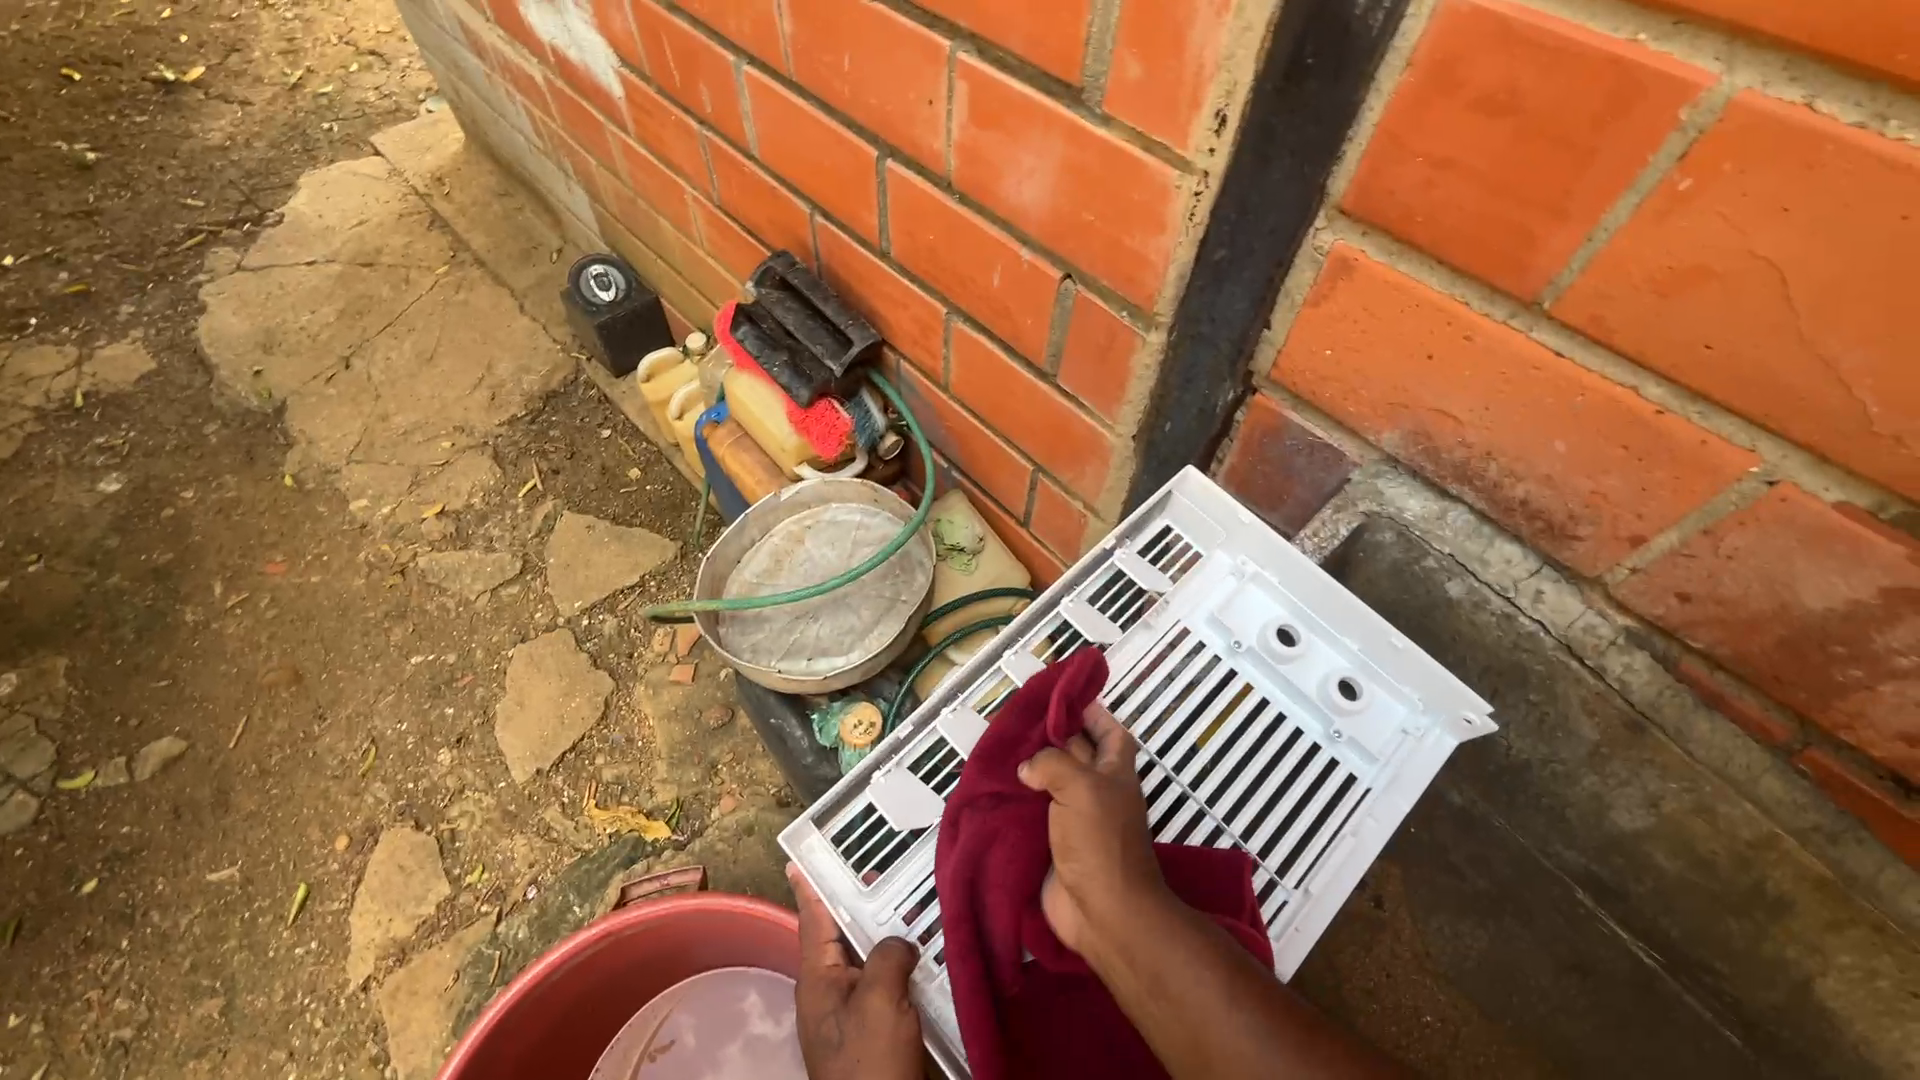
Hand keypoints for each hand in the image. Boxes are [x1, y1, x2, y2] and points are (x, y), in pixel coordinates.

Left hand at [788, 864, 923, 1079]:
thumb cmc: (870, 1064)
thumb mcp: (878, 1002)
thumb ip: (888, 957)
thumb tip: (901, 944)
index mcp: (819, 981)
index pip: (813, 921)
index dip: (808, 889)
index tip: (797, 861)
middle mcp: (833, 993)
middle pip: (846, 936)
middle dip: (862, 903)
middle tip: (882, 871)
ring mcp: (856, 1014)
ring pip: (872, 959)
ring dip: (891, 933)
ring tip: (912, 902)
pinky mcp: (880, 1030)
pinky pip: (891, 984)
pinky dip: (907, 964)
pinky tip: (930, 950)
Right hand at [1018, 702, 1168, 957]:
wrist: (1102, 912)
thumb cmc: (1101, 842)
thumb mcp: (1081, 788)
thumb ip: (1052, 764)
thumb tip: (1027, 768)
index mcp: (1114, 771)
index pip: (1109, 731)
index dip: (1091, 712)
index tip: (1060, 697)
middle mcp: (1096, 790)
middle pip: (1073, 752)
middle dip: (1048, 735)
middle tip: (1012, 720)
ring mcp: (1074, 817)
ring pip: (1049, 781)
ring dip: (1027, 769)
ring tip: (996, 750)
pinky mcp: (1052, 843)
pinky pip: (1032, 813)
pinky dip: (1015, 801)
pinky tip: (992, 790)